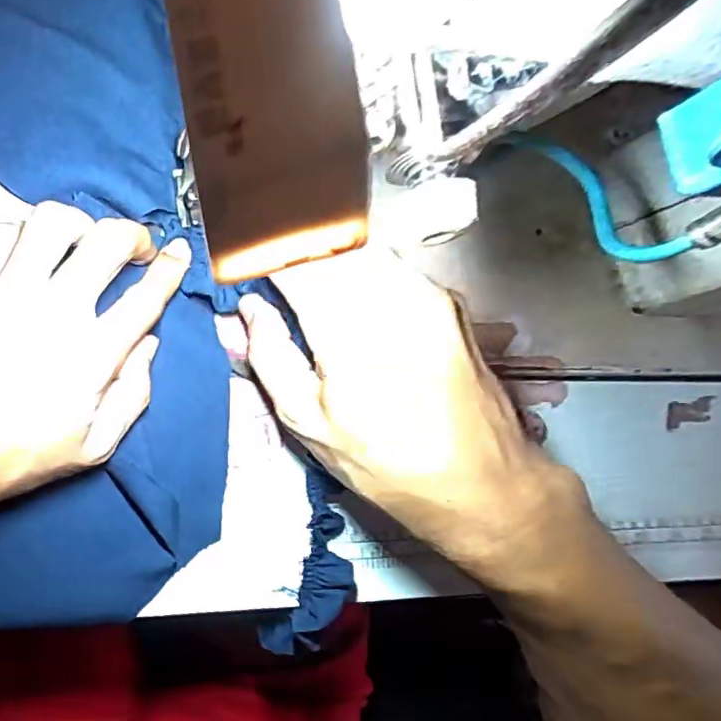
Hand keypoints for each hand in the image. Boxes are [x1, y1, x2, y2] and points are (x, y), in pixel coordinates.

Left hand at [0, 202, 188, 528]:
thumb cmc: (16, 457)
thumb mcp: (94, 446)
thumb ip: (133, 394)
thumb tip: (148, 345)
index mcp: (93, 354)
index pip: (146, 295)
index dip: (170, 268)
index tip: (177, 254)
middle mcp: (54, 312)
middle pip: (107, 241)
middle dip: (133, 234)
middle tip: (135, 247)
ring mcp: (6, 293)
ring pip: (52, 221)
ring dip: (80, 224)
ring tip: (83, 242)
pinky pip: (1, 233)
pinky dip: (26, 232)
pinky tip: (32, 251)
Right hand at [240, 246, 589, 582]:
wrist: (482, 480)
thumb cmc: (394, 467)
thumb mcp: (311, 426)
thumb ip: (271, 358)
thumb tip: (250, 312)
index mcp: (348, 331)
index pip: (291, 260)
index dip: (258, 251)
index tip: (238, 258)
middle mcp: (391, 299)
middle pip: (326, 240)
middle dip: (289, 245)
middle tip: (264, 263)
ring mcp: (426, 294)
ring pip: (360, 245)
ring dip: (323, 252)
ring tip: (302, 278)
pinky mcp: (446, 301)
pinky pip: (389, 263)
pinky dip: (357, 265)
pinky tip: (347, 295)